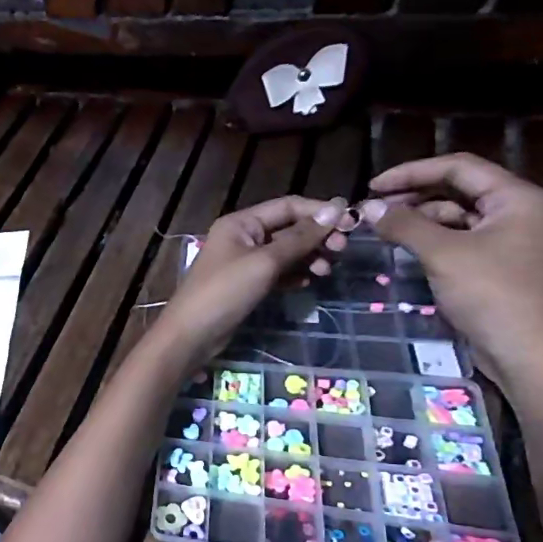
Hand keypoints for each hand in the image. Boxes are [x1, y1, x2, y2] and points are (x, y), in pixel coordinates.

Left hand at [152, 196, 348, 359]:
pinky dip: (293, 274)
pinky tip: (307, 281)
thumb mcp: (265, 262)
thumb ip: (299, 238)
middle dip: (316, 237)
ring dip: (307, 257)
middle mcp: (241, 237)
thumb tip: (335, 210)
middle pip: (288, 229)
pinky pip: (276, 273)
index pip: (288, 206)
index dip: (319, 212)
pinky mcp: (245, 285)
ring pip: (284, 252)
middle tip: (341, 251)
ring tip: (325, 271)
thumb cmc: (225, 292)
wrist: (192, 335)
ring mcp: (243, 262)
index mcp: (241, 222)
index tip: (350, 223)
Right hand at [359, 153, 542, 370]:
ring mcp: (511, 242)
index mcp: (516, 197)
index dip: (412, 172)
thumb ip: (405, 226)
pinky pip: (463, 244)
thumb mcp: (444, 255)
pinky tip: (409, 254)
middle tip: (375, 211)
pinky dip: (435, 244)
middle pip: (459, 191)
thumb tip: (369, 208)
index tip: (373, 186)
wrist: (532, 354)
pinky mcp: (500, 269)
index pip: (458, 167)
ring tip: (386, 233)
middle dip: (415, 198)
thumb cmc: (493, 295)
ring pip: (459, 219)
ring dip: (422, 222)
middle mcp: (518, 212)